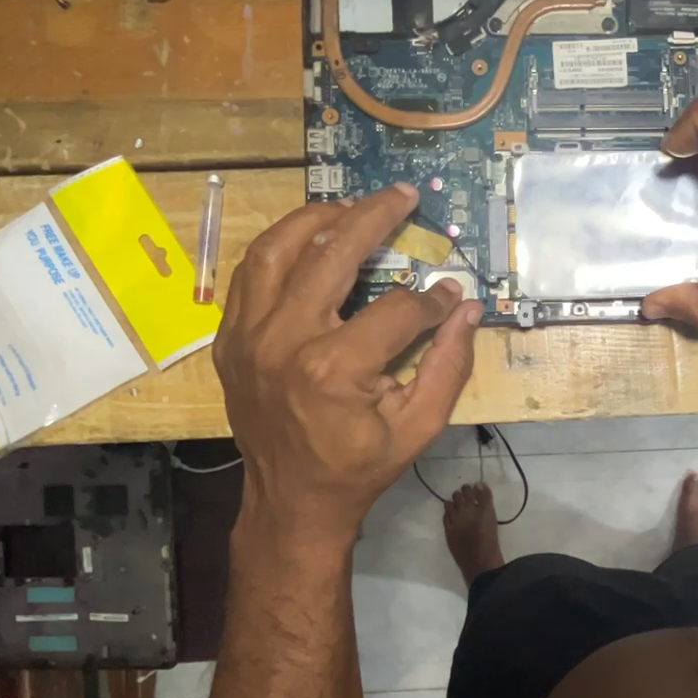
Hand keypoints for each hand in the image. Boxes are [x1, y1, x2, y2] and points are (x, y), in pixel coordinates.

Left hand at [214, 184, 482, 544]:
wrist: (291, 503)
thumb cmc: (359, 469)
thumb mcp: (420, 426)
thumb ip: (449, 364)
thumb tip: (467, 306)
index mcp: (333, 368)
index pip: (397, 308)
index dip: (432, 299)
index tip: (451, 296)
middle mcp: (282, 340)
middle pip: (331, 253)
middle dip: (374, 218)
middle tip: (402, 195)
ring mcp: (247, 337)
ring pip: (276, 250)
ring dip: (316, 219)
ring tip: (351, 206)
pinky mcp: (230, 340)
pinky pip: (250, 275)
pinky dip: (280, 249)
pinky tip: (307, 241)